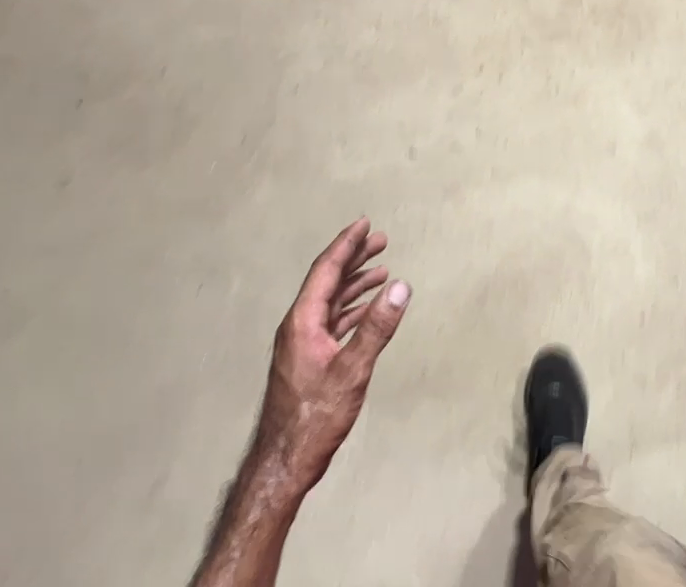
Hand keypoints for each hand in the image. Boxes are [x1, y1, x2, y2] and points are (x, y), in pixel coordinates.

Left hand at [252, 218, 410, 491]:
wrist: (285, 461)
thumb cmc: (316, 416)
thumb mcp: (352, 371)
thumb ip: (376, 328)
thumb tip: (400, 286)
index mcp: (301, 321)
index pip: (326, 270)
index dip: (346, 245)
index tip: (365, 224)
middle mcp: (298, 325)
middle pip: (327, 281)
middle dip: (353, 258)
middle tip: (381, 240)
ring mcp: (301, 343)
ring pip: (330, 302)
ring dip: (354, 284)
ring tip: (381, 269)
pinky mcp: (308, 359)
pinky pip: (331, 321)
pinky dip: (351, 309)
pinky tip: (368, 309)